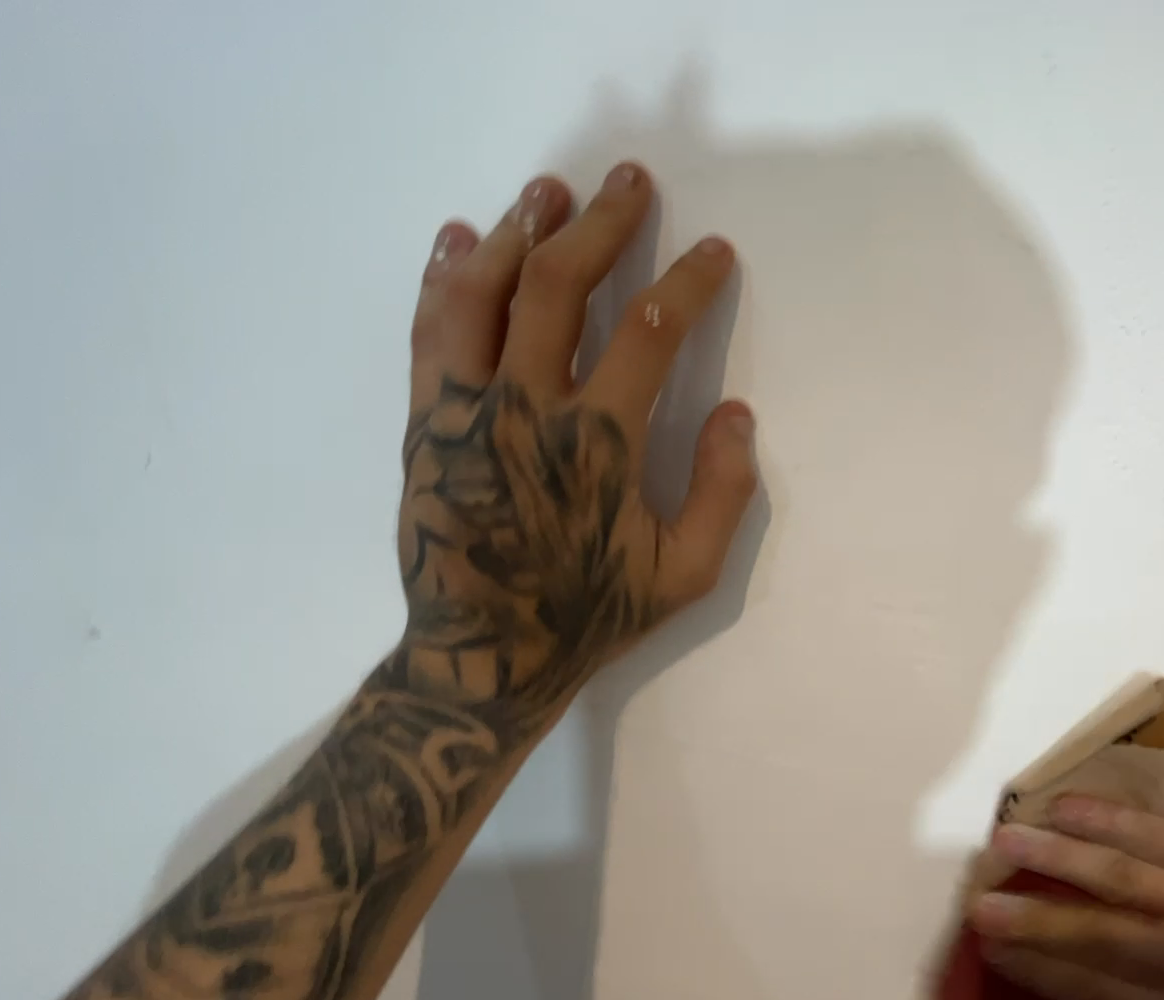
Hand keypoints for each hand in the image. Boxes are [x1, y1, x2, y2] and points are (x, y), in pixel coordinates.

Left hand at [395, 163, 755, 719]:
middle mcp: (528, 407)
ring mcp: (466, 408)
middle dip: (602, 225)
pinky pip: (430, 330)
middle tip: (627, 181)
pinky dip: (447, 276)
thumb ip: (723, 494)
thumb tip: (738, 414)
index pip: (651, 333)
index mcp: (600, 441)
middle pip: (562, 287)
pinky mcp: (424, 420)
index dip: (688, 283)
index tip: (712, 252)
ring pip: (486, 293)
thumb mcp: (687, 574)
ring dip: (520, 231)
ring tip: (547, 191)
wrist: (484, 655)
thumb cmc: (591, 613)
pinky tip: (463, 238)